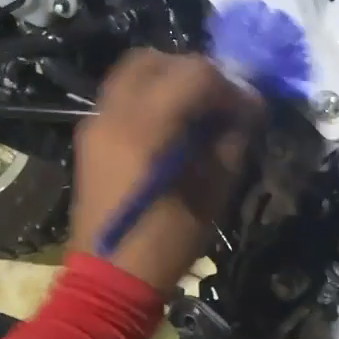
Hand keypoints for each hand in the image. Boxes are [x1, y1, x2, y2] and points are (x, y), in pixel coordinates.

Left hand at [69, 49, 262, 289]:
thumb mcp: (210, 196)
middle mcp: (114, 114)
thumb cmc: (165, 245)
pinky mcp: (89, 139)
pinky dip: (148, 97)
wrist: (108, 279)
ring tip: (196, 114)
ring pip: (133, 73)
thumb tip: (244, 112)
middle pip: (156, 60)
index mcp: (146, 129)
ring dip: (169, 80)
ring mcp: (95, 124)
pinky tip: (170, 128)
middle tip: (220, 103)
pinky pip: (120, 97)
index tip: (249, 110)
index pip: (194, 74)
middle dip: (195, 73)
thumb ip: (230, 144)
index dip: (229, 86)